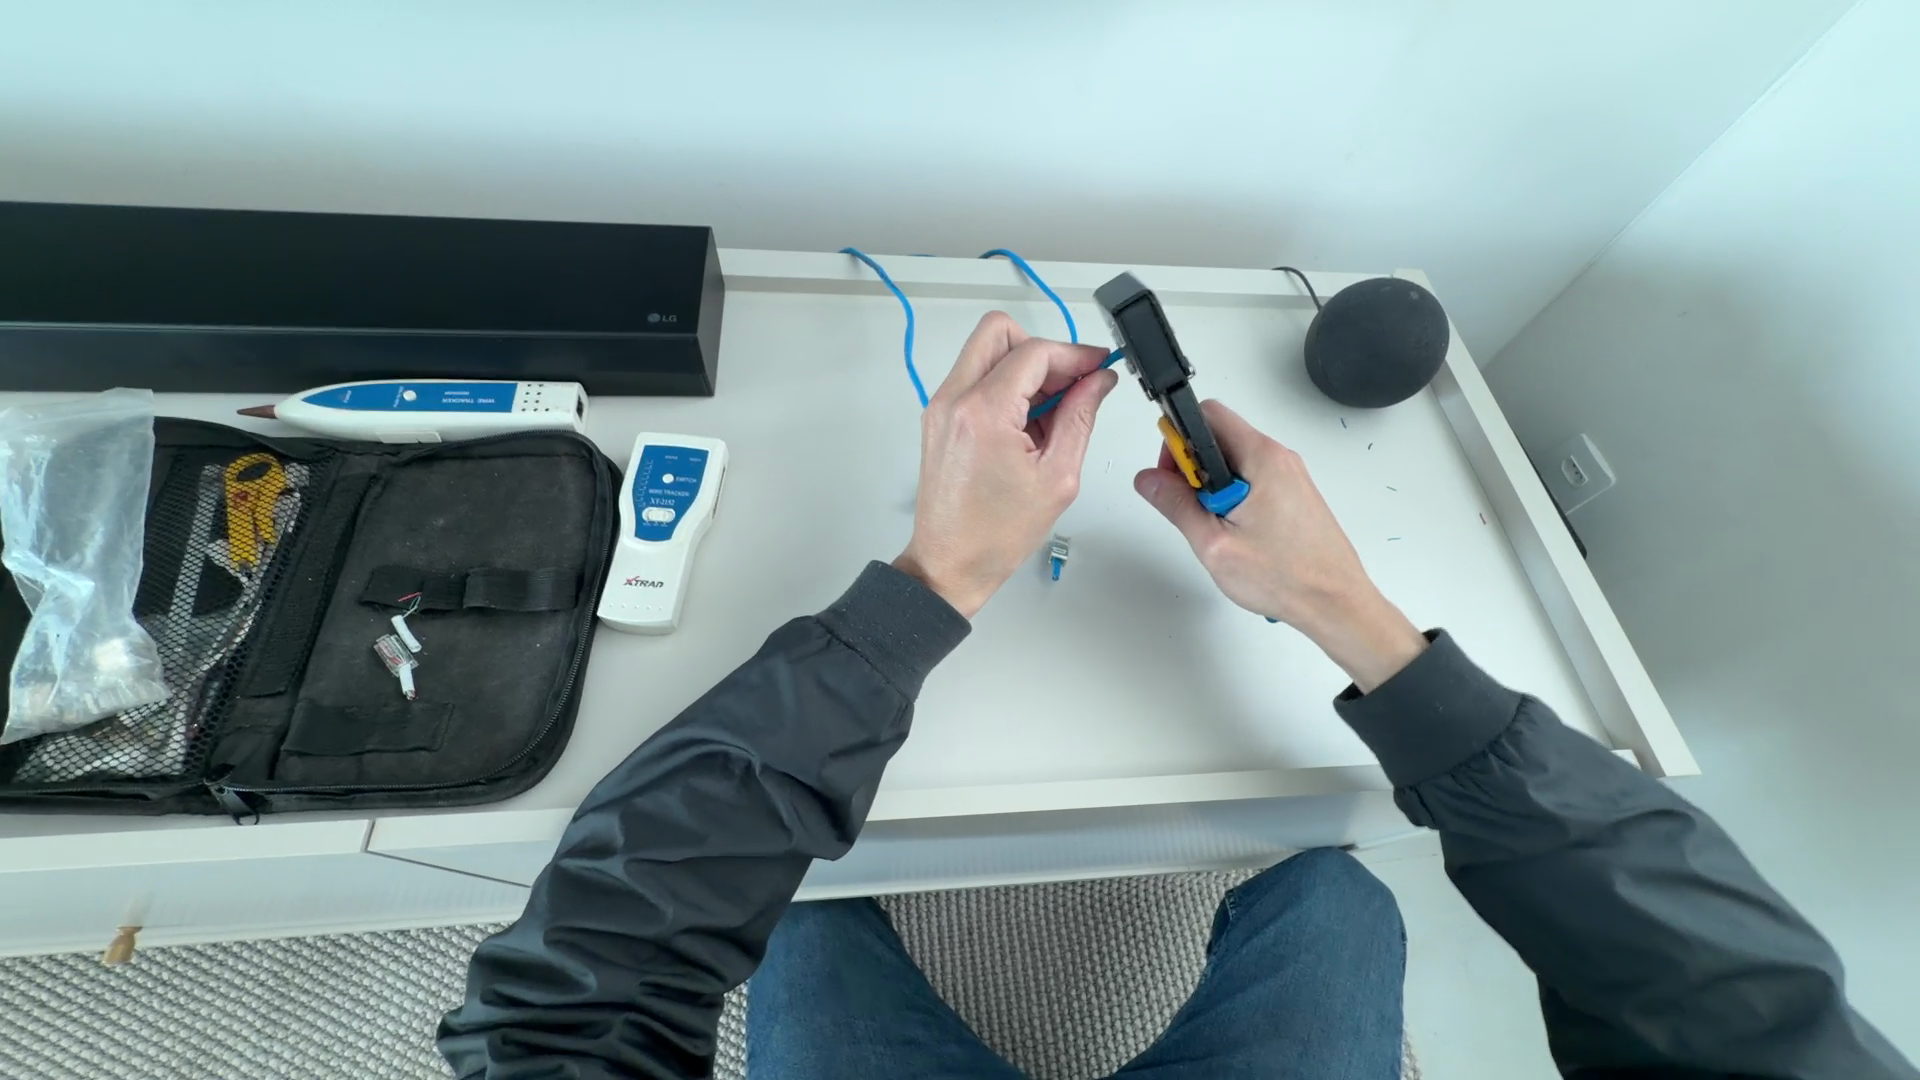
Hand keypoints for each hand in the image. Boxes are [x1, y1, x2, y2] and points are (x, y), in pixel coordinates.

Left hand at [894, 312, 1118, 617]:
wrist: (949, 563)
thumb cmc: (997, 534)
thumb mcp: (1057, 477)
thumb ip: (1080, 417)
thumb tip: (1098, 381)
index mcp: (983, 413)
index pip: (1035, 352)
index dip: (1075, 354)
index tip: (1099, 367)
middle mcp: (953, 400)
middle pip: (999, 332)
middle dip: (1043, 350)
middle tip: (1072, 383)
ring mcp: (940, 407)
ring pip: (986, 352)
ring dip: (1023, 368)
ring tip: (1051, 412)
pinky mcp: (938, 418)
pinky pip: (975, 378)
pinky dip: (1005, 386)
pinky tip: (1027, 423)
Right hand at [1133, 400, 1426, 691]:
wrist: (1334, 603)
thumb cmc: (1286, 577)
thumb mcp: (1214, 543)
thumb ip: (1176, 505)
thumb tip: (1148, 479)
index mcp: (1261, 459)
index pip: (1208, 415)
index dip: (1178, 439)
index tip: (1169, 471)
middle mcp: (1278, 459)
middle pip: (1219, 436)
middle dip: (1191, 466)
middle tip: (1187, 506)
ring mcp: (1288, 476)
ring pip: (1232, 460)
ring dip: (1210, 485)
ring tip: (1213, 526)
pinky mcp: (1291, 493)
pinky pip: (1249, 478)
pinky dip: (1230, 496)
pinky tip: (1232, 531)